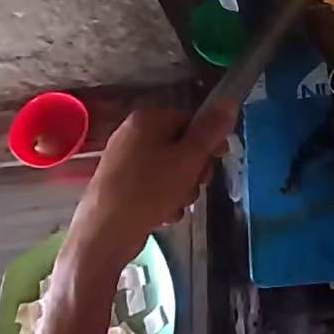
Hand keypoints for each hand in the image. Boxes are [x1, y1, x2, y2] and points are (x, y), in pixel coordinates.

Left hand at [57, 102, 236, 285]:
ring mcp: (123, 159)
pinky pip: (152, 184)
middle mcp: (132, 132)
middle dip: (194, 169)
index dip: (209, 142)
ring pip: (169, 168)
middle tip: (196, 186)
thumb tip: (229, 100)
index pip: (191, 120)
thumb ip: (211, 131)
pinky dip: (162, 198)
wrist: (104, 233)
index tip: (218, 162)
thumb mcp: (188, 159)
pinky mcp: (119, 184)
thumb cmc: (149, 190)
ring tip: (176, 205)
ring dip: (181, 188)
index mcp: (147, 118)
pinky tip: (162, 215)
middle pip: (180, 145)